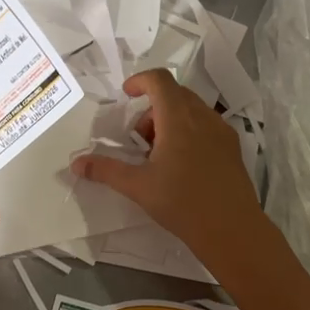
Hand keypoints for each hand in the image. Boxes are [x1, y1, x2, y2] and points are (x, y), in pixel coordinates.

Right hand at [70, 68, 267, 261]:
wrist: (231, 228)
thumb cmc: (181, 203)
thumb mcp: (138, 187)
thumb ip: (106, 171)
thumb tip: (77, 163)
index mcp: (178, 119)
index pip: (160, 81)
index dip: (140, 81)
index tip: (127, 95)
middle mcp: (203, 117)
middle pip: (176, 94)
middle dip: (152, 108)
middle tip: (140, 139)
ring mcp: (222, 131)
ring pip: (192, 110)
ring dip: (170, 121)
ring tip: (159, 156)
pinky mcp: (232, 148)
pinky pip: (207, 126)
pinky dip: (189, 132)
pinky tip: (182, 166)